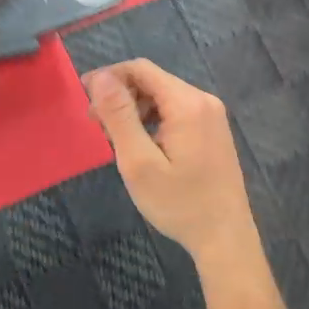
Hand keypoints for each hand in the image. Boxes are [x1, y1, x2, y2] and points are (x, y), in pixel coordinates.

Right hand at [84, 60, 260, 270]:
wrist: (225, 239)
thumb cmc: (179, 203)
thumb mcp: (139, 162)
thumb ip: (119, 116)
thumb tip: (99, 77)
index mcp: (187, 103)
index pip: (140, 69)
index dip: (108, 76)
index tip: (83, 98)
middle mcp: (203, 101)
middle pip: (152, 80)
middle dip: (119, 95)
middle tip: (96, 124)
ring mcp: (212, 116)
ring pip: (162, 96)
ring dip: (134, 109)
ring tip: (115, 138)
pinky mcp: (213, 132)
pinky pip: (175, 112)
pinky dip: (152, 120)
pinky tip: (141, 145)